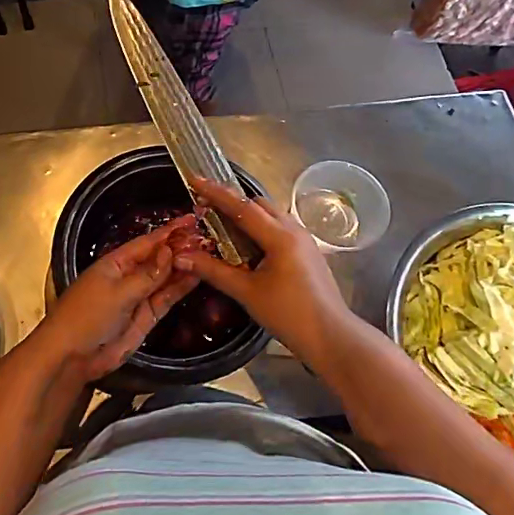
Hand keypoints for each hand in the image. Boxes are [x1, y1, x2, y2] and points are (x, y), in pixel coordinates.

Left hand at [31, 216, 200, 381]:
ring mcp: (138, 297)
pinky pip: (166, 297)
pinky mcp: (146, 316)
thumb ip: (147, 275)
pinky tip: (196, 276)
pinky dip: (181, 287)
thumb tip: (169, 253)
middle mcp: (128, 276)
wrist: (72, 357)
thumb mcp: (117, 293)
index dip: (169, 231)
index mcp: (115, 263)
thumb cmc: (84, 318)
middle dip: (180, 248)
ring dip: (184, 267)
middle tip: (205, 238)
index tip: (190, 221)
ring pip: (165, 277)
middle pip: (158, 258)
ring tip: (206, 254)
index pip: (147, 242)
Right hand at [174, 178, 351, 356]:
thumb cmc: (289, 314)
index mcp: (279, 236)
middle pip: (258, 204)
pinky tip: (245, 246)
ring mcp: (303, 240)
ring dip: (246, 215)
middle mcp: (293, 230)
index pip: (242, 206)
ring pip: (270, 215)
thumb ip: (213, 271)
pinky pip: (279, 229)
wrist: (331, 336)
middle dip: (231, 202)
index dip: (215, 192)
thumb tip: (182, 257)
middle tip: (204, 209)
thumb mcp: (247, 293)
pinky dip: (258, 229)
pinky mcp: (307, 252)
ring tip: (221, 226)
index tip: (195, 179)